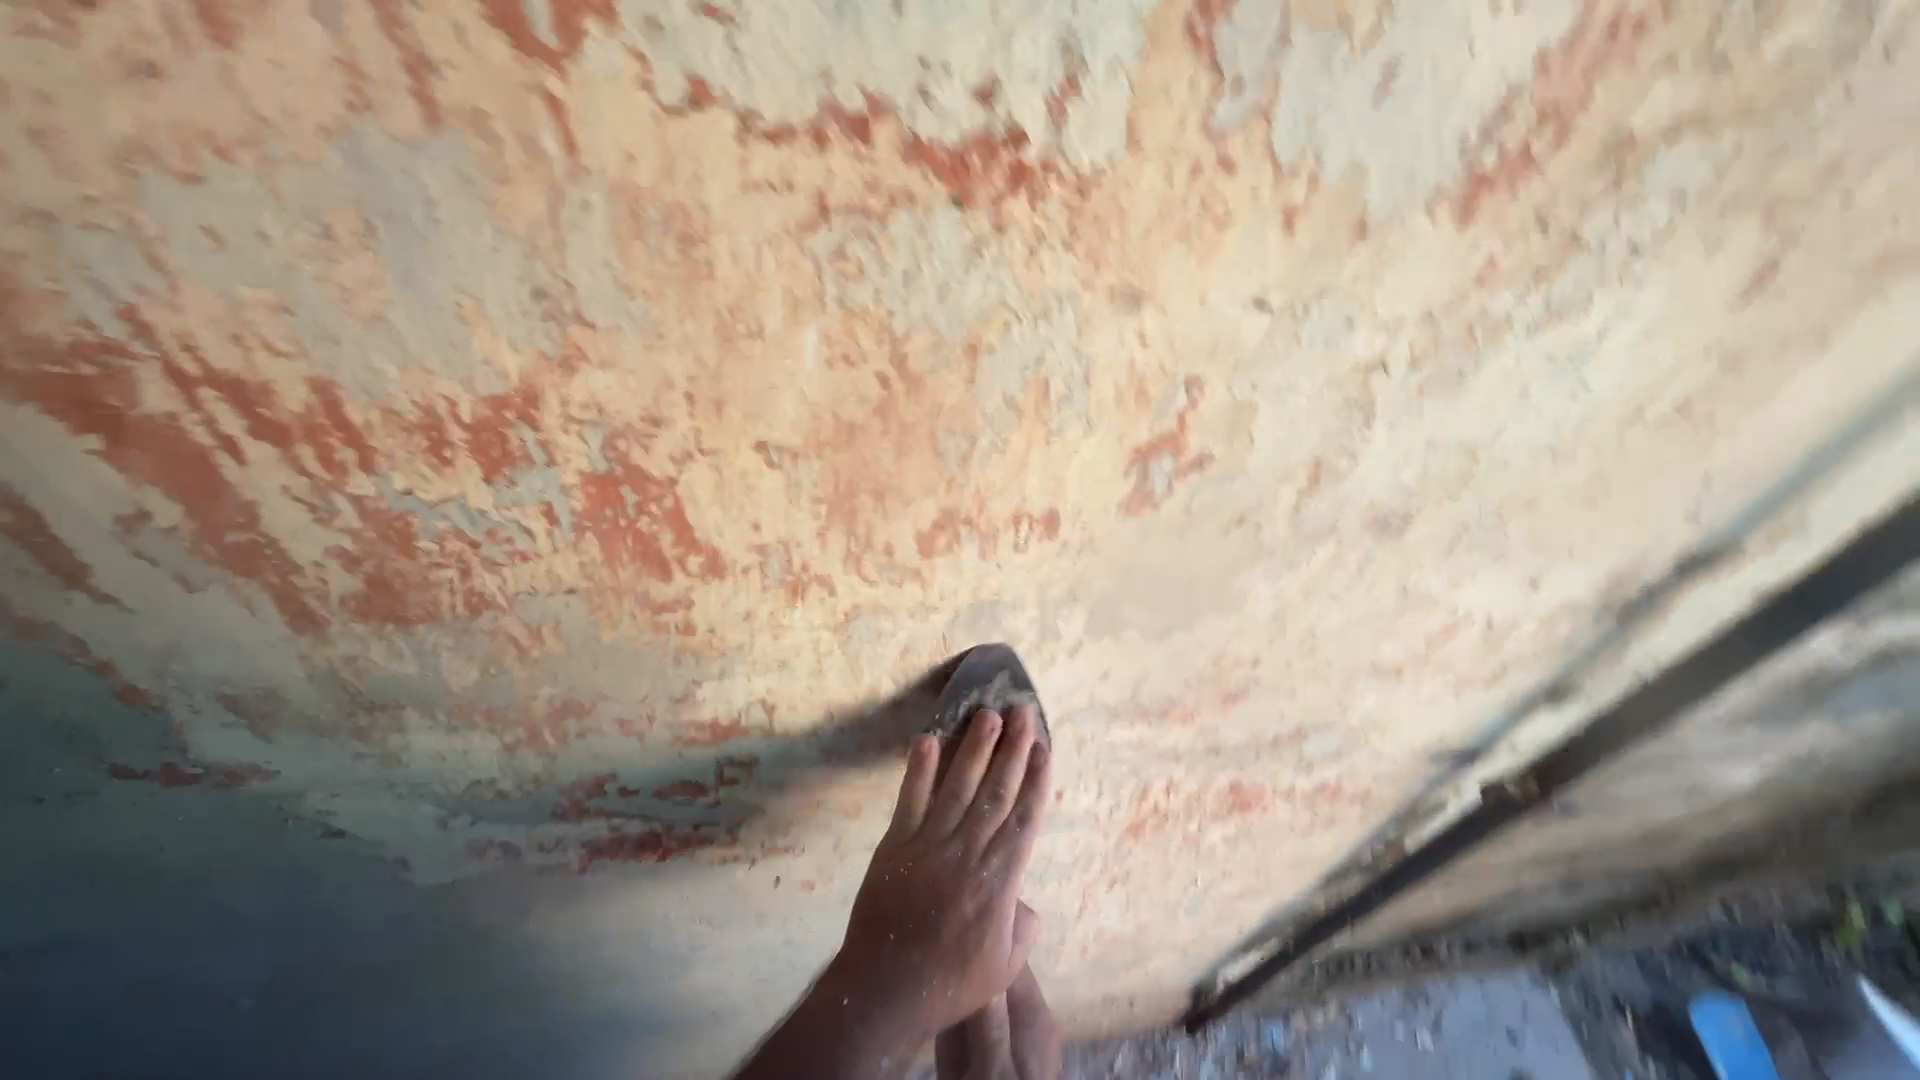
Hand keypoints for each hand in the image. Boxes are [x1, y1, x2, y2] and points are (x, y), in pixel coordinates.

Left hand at [830, 705, 1052, 1040]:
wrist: (885, 990)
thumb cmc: (950, 983)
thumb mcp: (1005, 967)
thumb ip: (1024, 930)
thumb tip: (1026, 903)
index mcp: (1000, 880)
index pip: (1025, 818)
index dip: (1037, 779)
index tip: (1044, 747)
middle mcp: (969, 851)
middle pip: (997, 790)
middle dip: (1013, 748)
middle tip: (1022, 711)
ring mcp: (930, 844)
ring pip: (959, 785)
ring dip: (974, 747)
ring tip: (988, 714)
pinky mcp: (896, 845)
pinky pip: (910, 799)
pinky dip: (919, 769)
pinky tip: (928, 739)